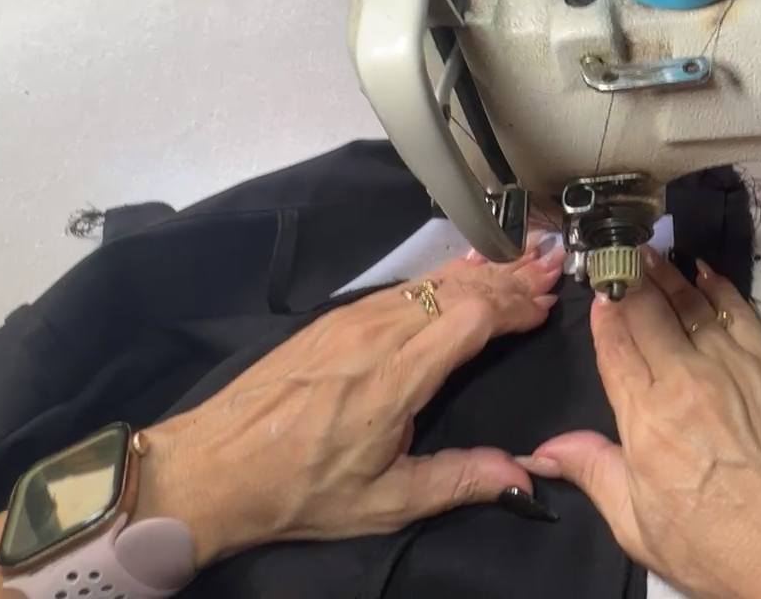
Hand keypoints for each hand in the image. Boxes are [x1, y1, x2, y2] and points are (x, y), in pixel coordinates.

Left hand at [133, 243, 563, 566]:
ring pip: (437, 279)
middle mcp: (380, 334)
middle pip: (462, 288)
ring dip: (488, 268)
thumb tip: (523, 476)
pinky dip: (452, 271)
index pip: (471, 318)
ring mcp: (358, 317)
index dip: (514, 306)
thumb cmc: (298, 490)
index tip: (546, 307)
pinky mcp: (342, 314)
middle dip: (512, 277)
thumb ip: (457, 482)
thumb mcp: (381, 503)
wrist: (207, 468)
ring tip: (528, 257)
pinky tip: (472, 263)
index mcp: (395, 378)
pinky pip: (410, 282)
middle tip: (554, 267)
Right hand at [526, 249, 760, 598]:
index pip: (616, 346)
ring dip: (667, 275)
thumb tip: (545, 451)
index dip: (604, 314)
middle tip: (620, 255)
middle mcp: (685, 378)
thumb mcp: (638, 525)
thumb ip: (593, 472)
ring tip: (651, 254)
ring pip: (690, 303)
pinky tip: (703, 273)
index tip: (598, 291)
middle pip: (648, 313)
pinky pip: (737, 310)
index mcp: (647, 418)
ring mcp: (730, 363)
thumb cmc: (717, 543)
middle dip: (630, 280)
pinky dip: (718, 287)